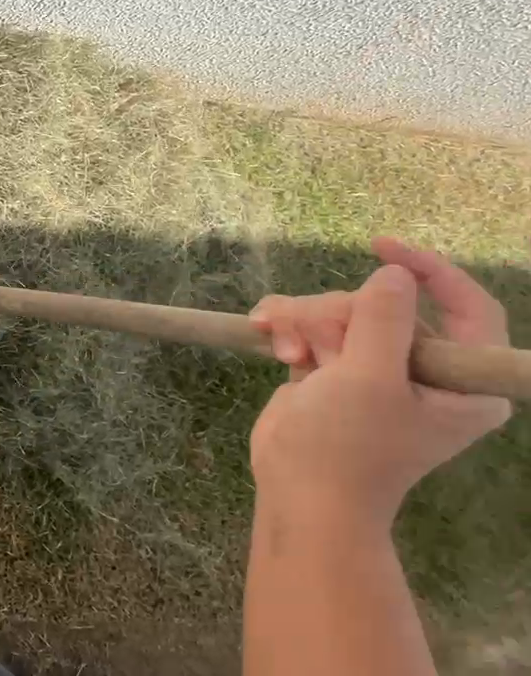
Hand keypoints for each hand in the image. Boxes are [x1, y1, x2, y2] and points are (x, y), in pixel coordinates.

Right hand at [247, 238, 512, 528]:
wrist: (300, 487)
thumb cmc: (350, 444)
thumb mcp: (369, 379)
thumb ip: (384, 322)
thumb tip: (393, 274)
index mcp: (461, 380)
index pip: (466, 308)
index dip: (430, 271)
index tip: (379, 245)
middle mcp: (421, 370)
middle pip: (379, 306)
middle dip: (333, 315)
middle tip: (312, 348)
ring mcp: (371, 369)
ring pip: (335, 312)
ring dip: (301, 323)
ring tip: (285, 353)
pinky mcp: (328, 369)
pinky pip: (306, 325)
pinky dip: (283, 326)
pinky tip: (266, 339)